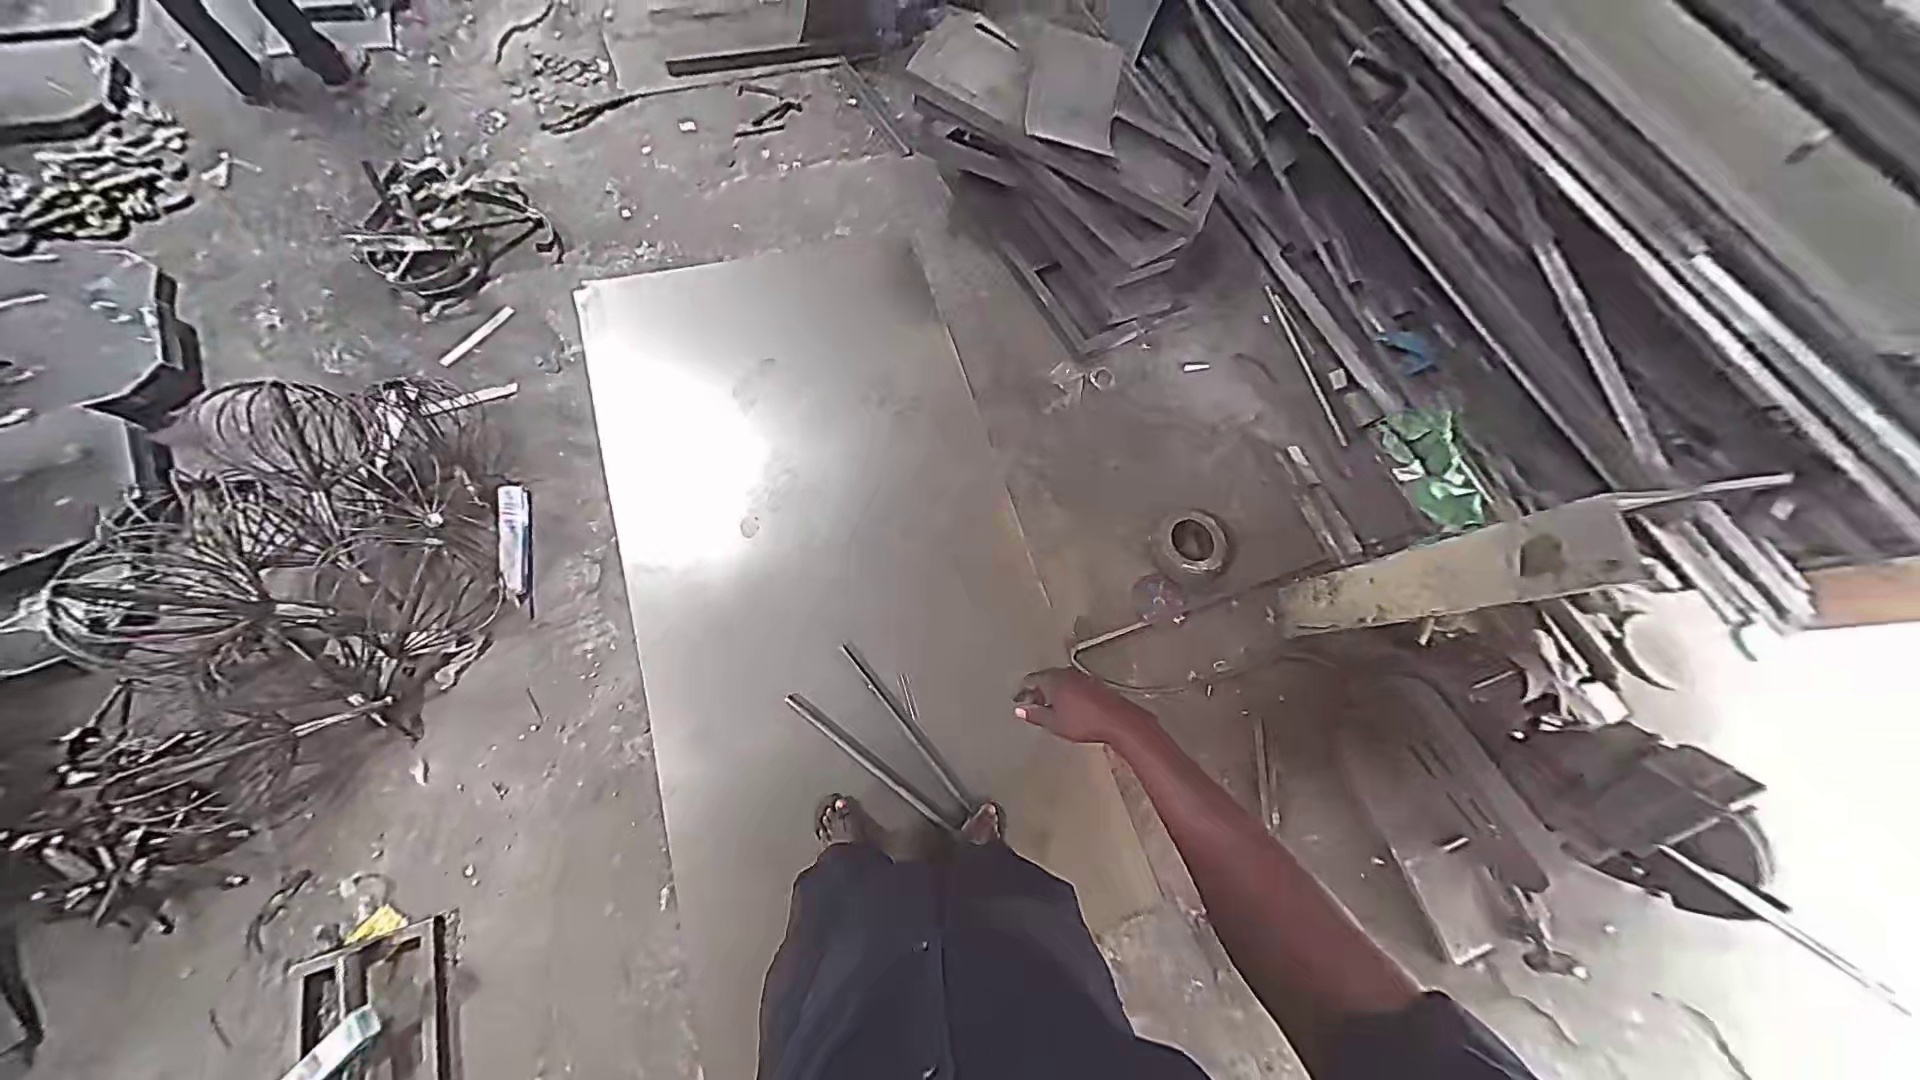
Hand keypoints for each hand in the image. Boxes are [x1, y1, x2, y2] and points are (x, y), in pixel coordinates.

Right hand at [1012, 668, 1153, 745]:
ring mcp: (1080, 677)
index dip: (1023, 691)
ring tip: (1048, 707)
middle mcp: (1066, 673)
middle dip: (1036, 691)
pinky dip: (1065, 693)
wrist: (1117, 720)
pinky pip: (1072, 685)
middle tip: (1030, 704)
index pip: (1030, 680)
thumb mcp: (1054, 722)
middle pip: (1044, 678)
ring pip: (1059, 681)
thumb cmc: (1084, 721)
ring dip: (1051, 692)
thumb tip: (1020, 710)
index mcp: (1052, 679)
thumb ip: (1035, 714)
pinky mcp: (1092, 684)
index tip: (1019, 701)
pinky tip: (1067, 706)